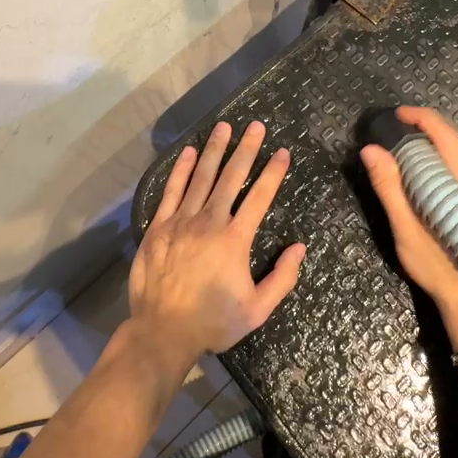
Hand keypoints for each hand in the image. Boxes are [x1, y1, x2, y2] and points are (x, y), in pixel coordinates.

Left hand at [129, 121, 305, 365]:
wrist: (162, 332)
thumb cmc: (213, 322)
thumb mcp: (257, 309)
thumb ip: (282, 278)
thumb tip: (299, 248)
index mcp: (235, 240)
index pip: (259, 197)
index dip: (273, 172)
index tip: (282, 152)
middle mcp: (210, 222)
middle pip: (231, 177)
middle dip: (246, 149)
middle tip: (256, 126)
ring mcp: (182, 221)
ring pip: (201, 177)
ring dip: (214, 150)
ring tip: (224, 127)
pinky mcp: (159, 227)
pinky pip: (172, 191)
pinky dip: (180, 169)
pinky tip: (188, 152)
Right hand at [360, 107, 457, 341]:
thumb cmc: (440, 268)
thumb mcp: (407, 230)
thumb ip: (389, 187)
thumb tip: (371, 150)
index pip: (445, 135)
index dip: (421, 118)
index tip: (397, 114)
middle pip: (452, 144)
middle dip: (423, 133)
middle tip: (394, 136)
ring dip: (432, 154)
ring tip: (404, 160)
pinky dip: (441, 170)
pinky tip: (424, 185)